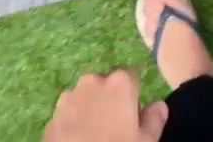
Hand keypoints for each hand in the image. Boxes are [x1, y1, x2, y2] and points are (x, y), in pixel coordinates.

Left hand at [42, 70, 168, 141]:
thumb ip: (154, 120)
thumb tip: (160, 105)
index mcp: (119, 83)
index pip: (131, 76)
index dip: (134, 95)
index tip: (134, 115)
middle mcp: (93, 81)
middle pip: (106, 84)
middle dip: (110, 100)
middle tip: (115, 127)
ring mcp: (69, 97)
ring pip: (85, 97)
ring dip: (90, 109)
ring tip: (95, 134)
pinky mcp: (52, 116)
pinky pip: (68, 113)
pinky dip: (73, 122)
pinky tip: (78, 140)